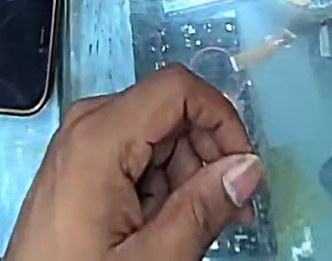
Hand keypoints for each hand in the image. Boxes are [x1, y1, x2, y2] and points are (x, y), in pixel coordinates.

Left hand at [6, 65, 262, 260]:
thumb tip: (248, 166)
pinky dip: (161, 182)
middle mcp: (90, 120)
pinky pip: (137, 149)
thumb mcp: (151, 259)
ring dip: (186, 174)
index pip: (177, 87)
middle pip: (169, 110)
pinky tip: (164, 224)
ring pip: (158, 132)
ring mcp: (84, 137)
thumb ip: (203, 208)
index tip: (244, 169)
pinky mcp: (83, 156)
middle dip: (206, 155)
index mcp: (101, 133)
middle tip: (230, 212)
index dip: (220, 118)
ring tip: (191, 230)